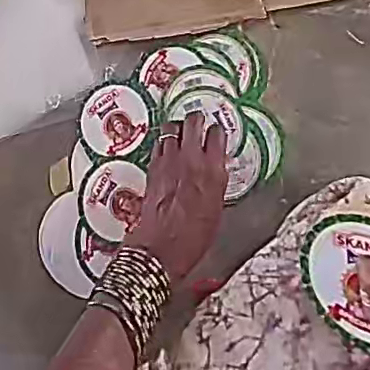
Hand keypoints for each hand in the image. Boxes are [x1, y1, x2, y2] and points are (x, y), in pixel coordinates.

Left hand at [123, 111, 226, 281]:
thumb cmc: (192, 237)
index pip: (217, 133)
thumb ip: (216, 182)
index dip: (217, 131)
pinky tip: (167, 149)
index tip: (217, 133)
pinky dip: (164, 142)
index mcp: (212, 171)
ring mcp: (168, 161)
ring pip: (172, 127)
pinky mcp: (152, 168)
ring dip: (178, 128)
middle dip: (197, 119)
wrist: (161, 249)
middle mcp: (190, 160)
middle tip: (199, 123)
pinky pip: (158, 143)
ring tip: (181, 133)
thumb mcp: (216, 208)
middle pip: (193, 121)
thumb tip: (215, 171)